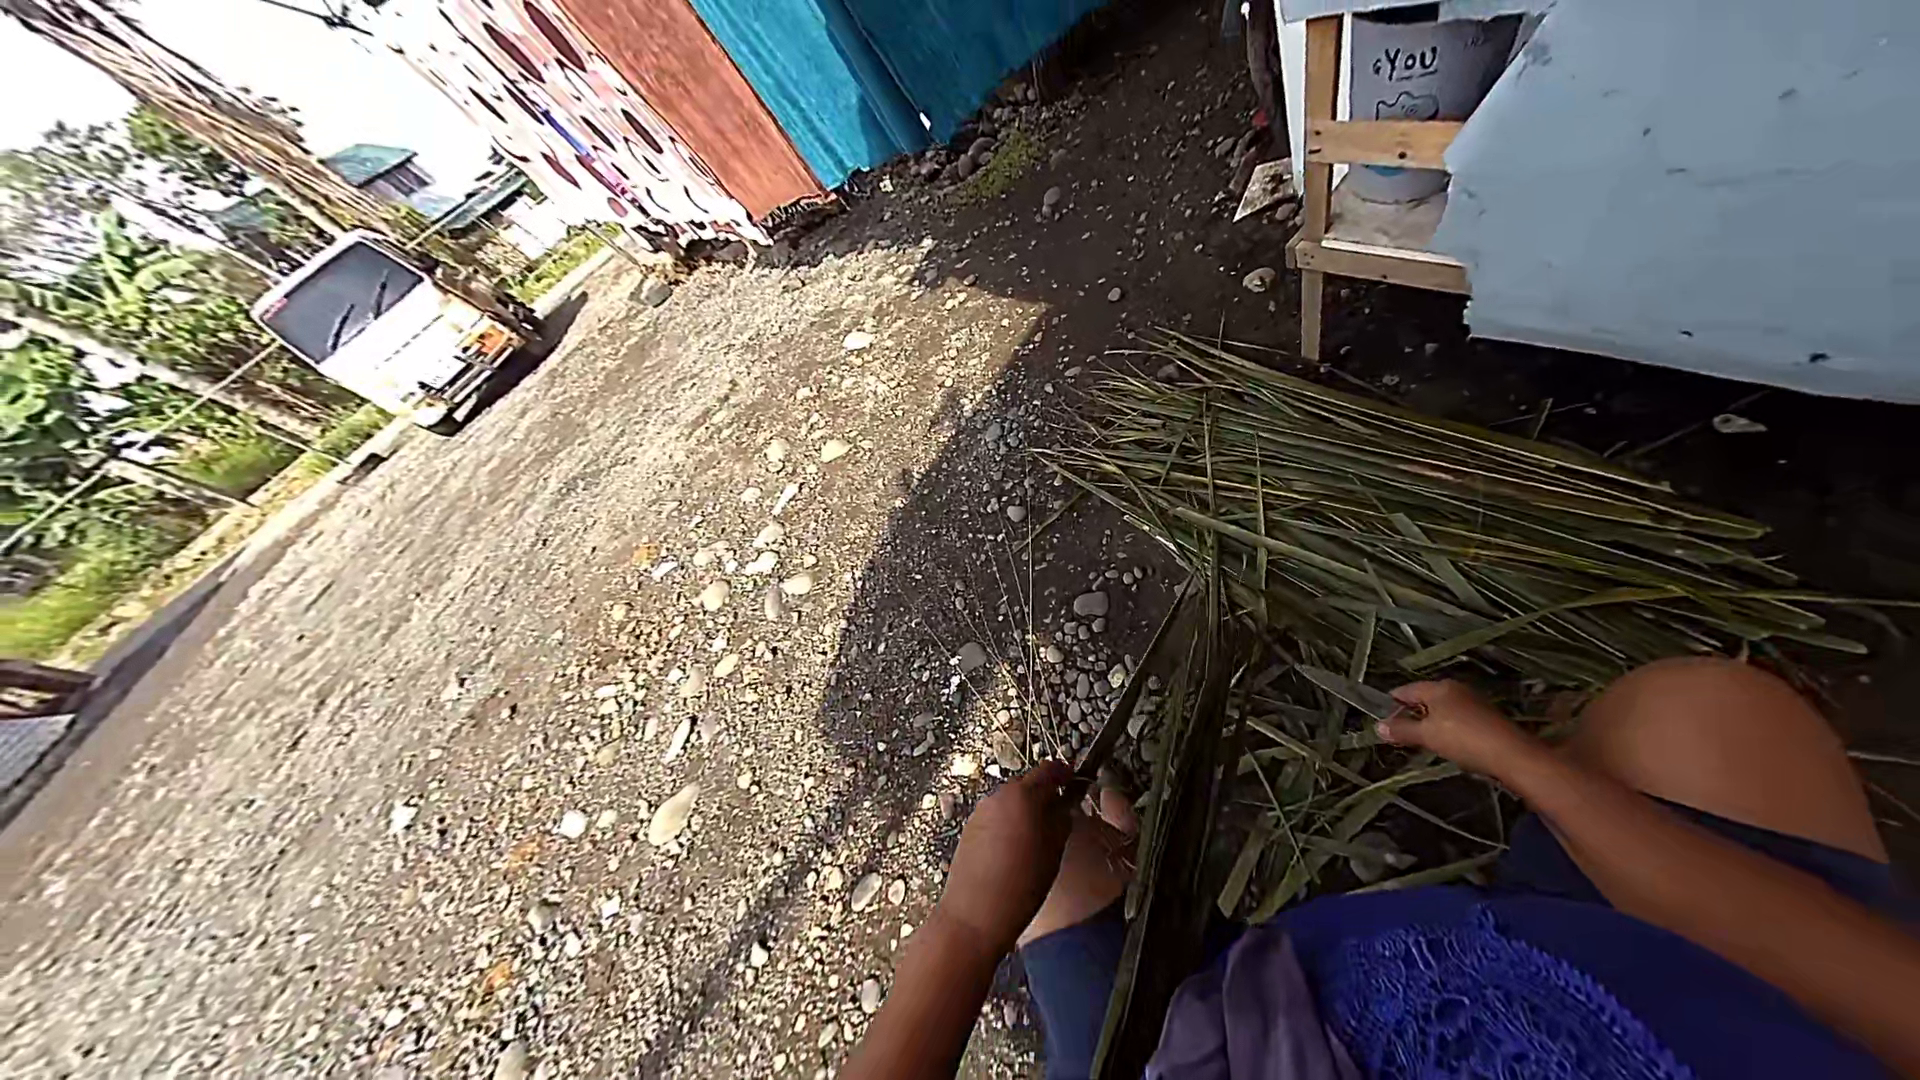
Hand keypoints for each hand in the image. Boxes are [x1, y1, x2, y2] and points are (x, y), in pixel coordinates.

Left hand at [933, 760, 1075, 958]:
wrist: (974, 914)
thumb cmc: (1020, 885)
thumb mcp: (1053, 852)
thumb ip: (1061, 821)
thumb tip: (1064, 806)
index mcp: (1022, 795)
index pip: (1048, 770)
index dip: (1064, 773)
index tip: (1073, 779)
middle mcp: (999, 795)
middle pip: (1027, 783)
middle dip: (1044, 794)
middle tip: (1060, 812)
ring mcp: (981, 810)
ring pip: (1010, 800)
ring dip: (1025, 809)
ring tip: (1038, 835)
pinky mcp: (970, 826)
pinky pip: (996, 814)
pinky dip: (1008, 821)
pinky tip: (1015, 847)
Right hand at [1379, 680, 1542, 778]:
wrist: (1515, 756)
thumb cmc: (1463, 739)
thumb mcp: (1426, 736)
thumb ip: (1401, 730)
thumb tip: (1378, 727)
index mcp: (1438, 687)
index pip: (1405, 690)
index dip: (1391, 704)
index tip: (1383, 721)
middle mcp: (1456, 689)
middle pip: (1424, 699)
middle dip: (1412, 714)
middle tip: (1401, 732)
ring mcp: (1474, 702)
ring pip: (1442, 709)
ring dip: (1431, 722)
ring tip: (1424, 740)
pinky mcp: (1488, 717)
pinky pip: (1458, 718)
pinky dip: (1449, 728)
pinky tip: (1449, 743)